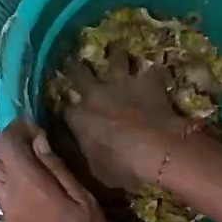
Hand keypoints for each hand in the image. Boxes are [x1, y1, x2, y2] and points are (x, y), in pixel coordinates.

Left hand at [0, 119, 113, 221]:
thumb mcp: (83, 199)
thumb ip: (57, 168)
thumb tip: (38, 141)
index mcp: (29, 185)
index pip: (8, 144)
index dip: (19, 129)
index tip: (38, 126)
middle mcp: (11, 194)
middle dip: (12, 144)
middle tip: (37, 144)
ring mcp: (7, 208)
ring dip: (10, 161)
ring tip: (36, 162)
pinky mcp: (10, 219)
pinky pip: (1, 189)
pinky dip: (12, 177)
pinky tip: (35, 181)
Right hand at [60, 48, 190, 189]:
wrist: (156, 150)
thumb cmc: (121, 166)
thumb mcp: (96, 170)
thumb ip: (87, 155)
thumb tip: (83, 152)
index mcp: (78, 118)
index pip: (64, 108)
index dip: (66, 108)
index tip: (67, 109)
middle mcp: (95, 94)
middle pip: (80, 72)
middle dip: (76, 68)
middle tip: (75, 61)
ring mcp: (123, 83)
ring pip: (116, 59)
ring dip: (116, 56)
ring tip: (117, 51)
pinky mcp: (149, 81)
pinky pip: (152, 70)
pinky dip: (153, 72)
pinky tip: (156, 72)